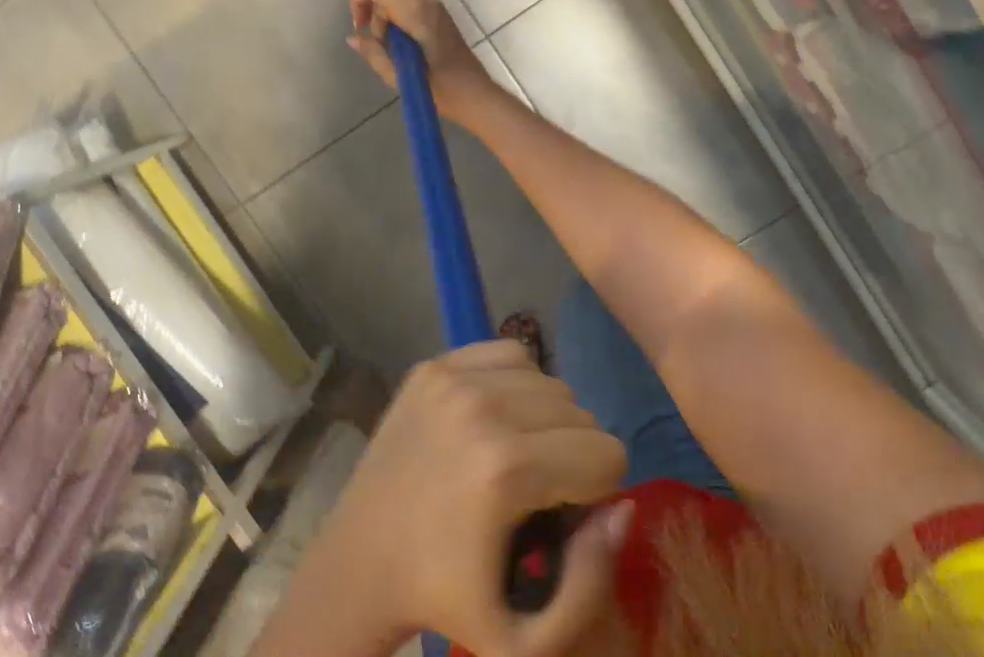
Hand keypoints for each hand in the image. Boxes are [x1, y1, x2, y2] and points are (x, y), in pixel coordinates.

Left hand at [315, 342, 630, 656]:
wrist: (360, 564)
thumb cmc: (447, 598)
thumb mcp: (528, 638)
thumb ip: (593, 581)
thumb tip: (623, 507)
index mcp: (507, 468)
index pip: (609, 454)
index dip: (596, 494)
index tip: (562, 518)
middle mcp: (483, 407)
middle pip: (582, 415)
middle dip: (574, 456)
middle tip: (536, 492)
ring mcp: (452, 380)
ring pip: (550, 383)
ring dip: (547, 420)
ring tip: (513, 457)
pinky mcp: (432, 367)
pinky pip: (511, 355)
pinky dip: (517, 384)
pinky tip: (493, 421)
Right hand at [347, 0, 503, 124]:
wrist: (476, 96)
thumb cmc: (441, 89)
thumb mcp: (399, 76)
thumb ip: (373, 53)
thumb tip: (353, 38)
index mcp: (416, 11)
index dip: (358, 0)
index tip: (360, 29)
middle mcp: (426, 1)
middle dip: (374, 19)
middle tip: (381, 50)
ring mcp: (435, 8)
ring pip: (395, 3)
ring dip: (386, 25)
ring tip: (395, 56)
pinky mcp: (439, 16)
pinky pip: (408, 11)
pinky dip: (399, 26)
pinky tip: (405, 52)